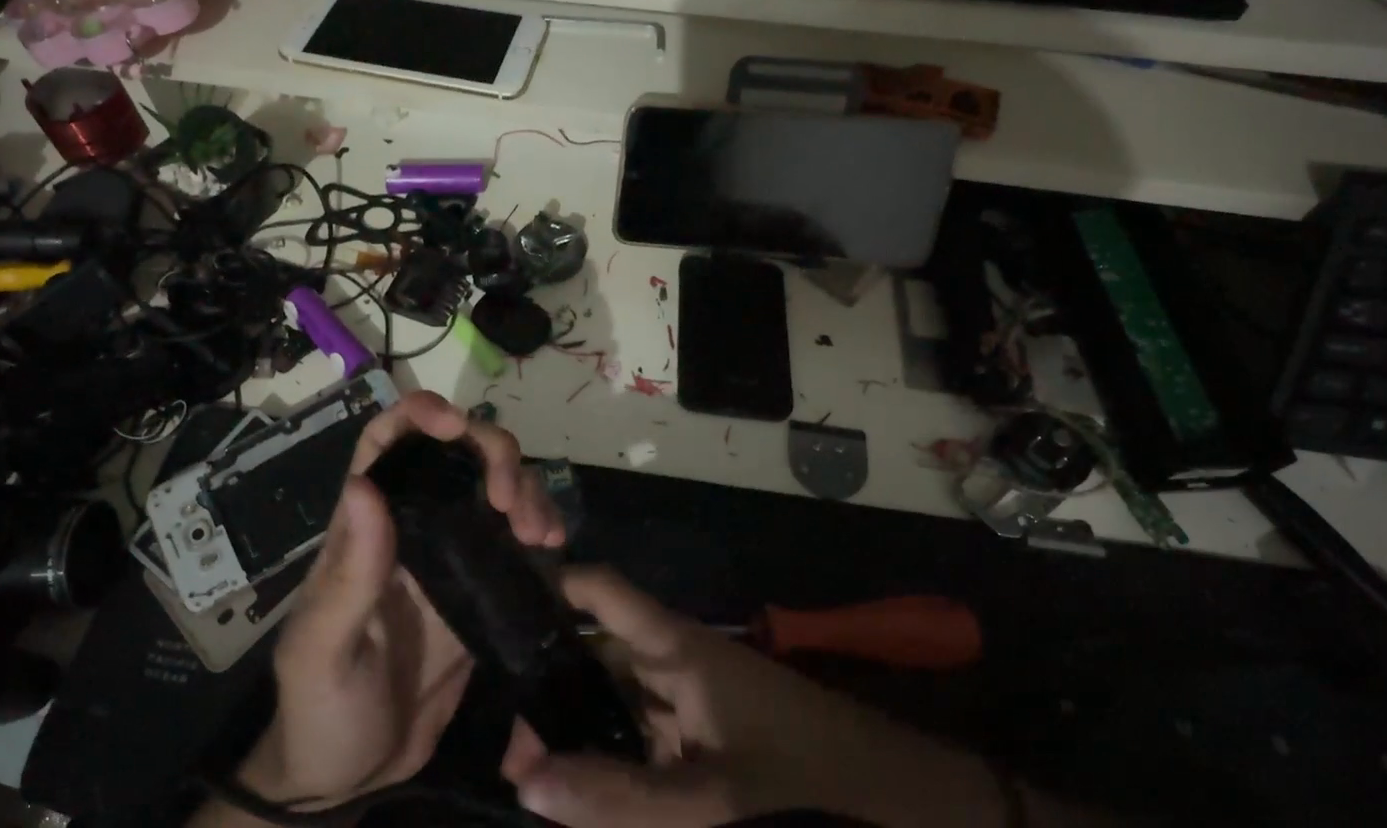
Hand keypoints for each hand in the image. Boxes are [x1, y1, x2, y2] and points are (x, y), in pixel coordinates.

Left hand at [237, 392, 563, 808]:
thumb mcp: (322, 650)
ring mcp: (452, 560)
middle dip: (492, 455)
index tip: (454, 423)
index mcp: (363, 530)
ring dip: (525, 491)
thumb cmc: (321, 711)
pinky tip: (553, 548)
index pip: (385, 446)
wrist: (351, 777)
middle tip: (512, 501)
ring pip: (494, 492)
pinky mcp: (484, 595)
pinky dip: (541, 532)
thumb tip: (364, 485)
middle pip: (455, 458)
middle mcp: (411, 530)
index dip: (416, 417)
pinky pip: (518, 544)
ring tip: (541, 532)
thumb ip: (348, 573)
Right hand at [501, 568, 1009, 827]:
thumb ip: (618, 796)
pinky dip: (609, 757)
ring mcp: (689, 698)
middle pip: (593, 651)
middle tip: (500, 739)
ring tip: (522, 769)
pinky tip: (578, 788)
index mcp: (675, 647)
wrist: (896, 803)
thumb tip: (523, 784)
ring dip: (575, 730)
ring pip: (613, 698)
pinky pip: (640, 734)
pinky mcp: (704, 733)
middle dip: (545, 688)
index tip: (490, 607)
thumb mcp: (709, 799)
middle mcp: (674, 660)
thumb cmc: (802, 781)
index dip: (547, 584)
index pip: (598, 591)